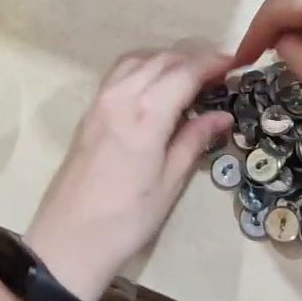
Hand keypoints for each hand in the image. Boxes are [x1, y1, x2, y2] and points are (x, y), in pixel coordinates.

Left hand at [26, 44, 232, 300]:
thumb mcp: (169, 183)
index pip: (185, 72)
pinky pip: (119, 73)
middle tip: (218, 73)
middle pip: (162, 60)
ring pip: (138, 60)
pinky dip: (143, 68)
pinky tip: (156, 87)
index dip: (211, 64)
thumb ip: (194, 141)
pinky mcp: (89, 112)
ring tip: (189, 77)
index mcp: (146, 114)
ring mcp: (100, 101)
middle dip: (192, 59)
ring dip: (166, 60)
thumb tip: (222, 116)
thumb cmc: (126, 219)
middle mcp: (121, 96)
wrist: (68, 241)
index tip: (233, 65)